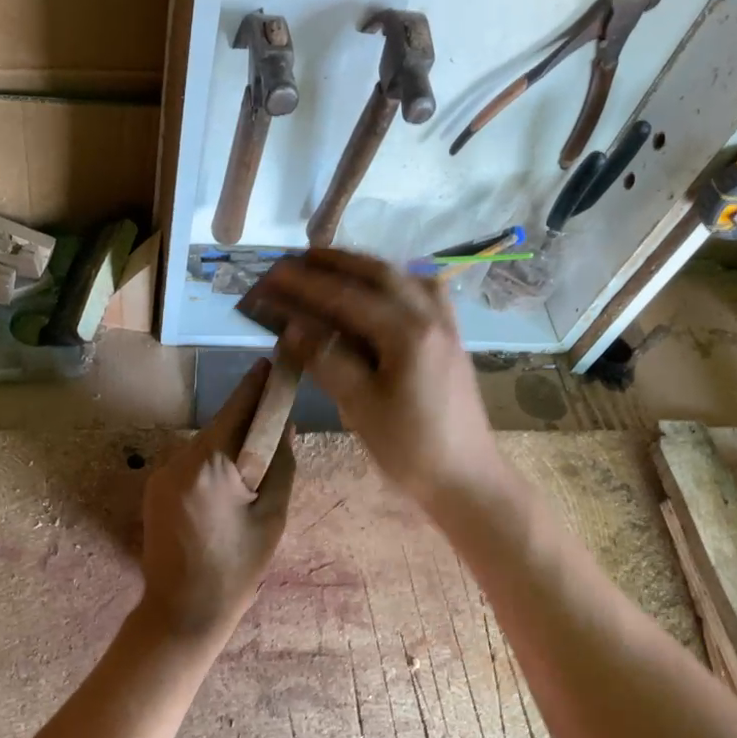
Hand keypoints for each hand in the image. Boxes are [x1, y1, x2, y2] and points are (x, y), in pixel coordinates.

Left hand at [138, 360, 295, 644]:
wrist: (182, 610)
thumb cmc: (237, 568)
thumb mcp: (272, 516)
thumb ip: (281, 464)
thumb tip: (284, 424)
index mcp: (209, 464)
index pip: (237, 409)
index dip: (257, 385)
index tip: (272, 362)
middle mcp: (177, 460)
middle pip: (219, 427)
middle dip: (246, 423)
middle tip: (276, 425)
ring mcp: (159, 475)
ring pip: (203, 446)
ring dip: (227, 448)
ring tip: (252, 475)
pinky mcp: (152, 491)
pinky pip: (188, 465)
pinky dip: (209, 466)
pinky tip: (226, 491)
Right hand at [249, 249, 500, 502]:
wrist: (465, 479)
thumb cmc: (410, 449)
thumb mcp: (360, 407)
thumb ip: (327, 359)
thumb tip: (291, 326)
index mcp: (408, 332)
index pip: (346, 296)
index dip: (305, 284)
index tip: (271, 273)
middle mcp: (431, 317)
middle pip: (378, 274)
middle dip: (334, 263)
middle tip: (296, 259)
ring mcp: (445, 325)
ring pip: (403, 278)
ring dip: (364, 267)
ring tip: (330, 266)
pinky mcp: (449, 339)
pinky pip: (421, 294)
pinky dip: (391, 283)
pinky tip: (378, 293)